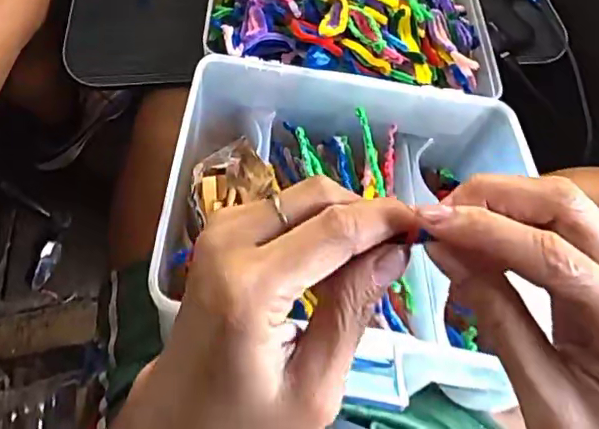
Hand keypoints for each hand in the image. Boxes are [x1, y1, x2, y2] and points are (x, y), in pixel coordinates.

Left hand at [118, 177, 420, 428]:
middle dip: (364, 209)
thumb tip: (393, 253)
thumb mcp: (313, 388)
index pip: (333, 229)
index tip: (420, 222)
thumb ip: (352, 312)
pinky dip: (314, 218)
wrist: (178, 410)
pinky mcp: (220, 225)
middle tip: (398, 241)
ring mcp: (220, 226)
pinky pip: (281, 203)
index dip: (382, 218)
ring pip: (300, 192)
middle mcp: (230, 239)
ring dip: (340, 212)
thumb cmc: (246, 417)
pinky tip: (333, 253)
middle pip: (316, 195)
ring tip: (369, 252)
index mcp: (251, 286)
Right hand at [420, 175, 598, 428]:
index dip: (488, 229)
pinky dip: (521, 221)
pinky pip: (573, 230)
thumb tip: (442, 247)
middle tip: (440, 211)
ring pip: (571, 209)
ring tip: (455, 217)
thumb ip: (497, 317)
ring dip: (505, 202)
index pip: (560, 256)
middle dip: (496, 197)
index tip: (432, 221)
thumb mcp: (549, 406)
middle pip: (571, 210)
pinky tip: (487, 228)